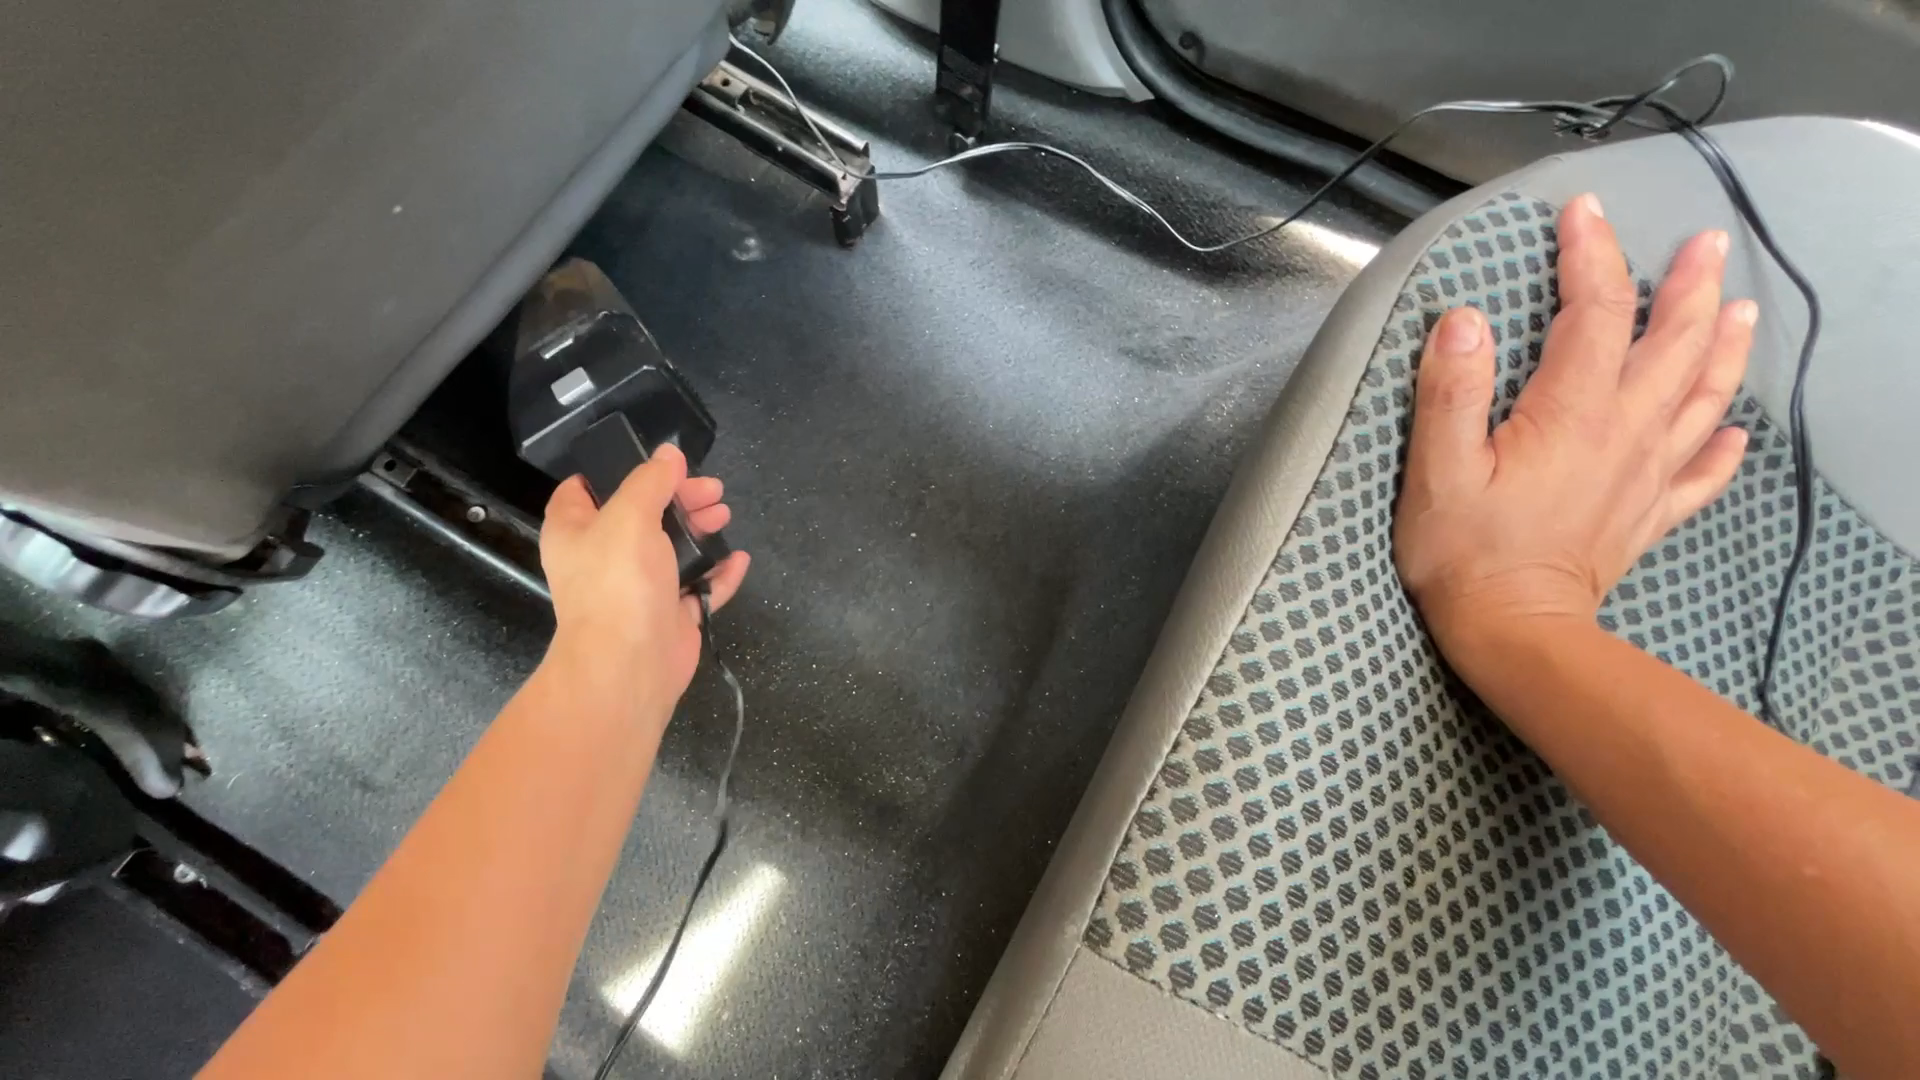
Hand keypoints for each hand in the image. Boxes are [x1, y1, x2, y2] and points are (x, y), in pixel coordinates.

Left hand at [537, 443, 749, 712]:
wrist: (630, 662)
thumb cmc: (619, 581)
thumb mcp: (631, 516)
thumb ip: (651, 481)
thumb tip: (669, 454)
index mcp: (576, 531)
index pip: (585, 490)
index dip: (617, 472)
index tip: (656, 463)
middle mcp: (604, 557)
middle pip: (643, 515)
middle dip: (678, 498)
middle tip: (711, 489)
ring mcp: (639, 588)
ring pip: (673, 550)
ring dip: (700, 530)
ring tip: (725, 515)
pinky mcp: (669, 614)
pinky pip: (698, 587)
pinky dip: (719, 573)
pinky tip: (738, 559)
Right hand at [1393, 193, 1755, 663]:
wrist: (1512, 628)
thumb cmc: (1463, 549)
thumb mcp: (1436, 467)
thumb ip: (1450, 391)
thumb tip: (1463, 319)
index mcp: (1572, 414)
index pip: (1594, 315)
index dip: (1591, 257)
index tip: (1583, 214)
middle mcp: (1624, 434)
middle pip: (1672, 346)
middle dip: (1688, 287)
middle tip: (1704, 243)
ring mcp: (1645, 476)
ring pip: (1703, 397)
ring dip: (1723, 346)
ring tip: (1740, 307)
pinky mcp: (1645, 514)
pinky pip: (1703, 472)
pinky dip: (1725, 444)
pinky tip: (1735, 429)